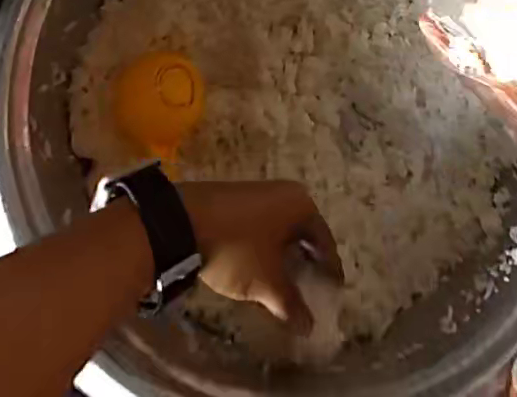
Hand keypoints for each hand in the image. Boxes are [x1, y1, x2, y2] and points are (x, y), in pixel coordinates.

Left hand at [177, 181, 341, 333]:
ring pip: (281, 230)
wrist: (183, 220)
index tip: (333, 292)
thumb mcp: (267, 282)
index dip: (330, 269)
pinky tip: (259, 268)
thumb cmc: (237, 247)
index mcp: (300, 204)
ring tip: (284, 285)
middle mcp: (284, 192)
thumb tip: (308, 325)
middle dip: (306, 263)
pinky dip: (266, 247)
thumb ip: (291, 303)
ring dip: (285, 256)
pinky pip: (263, 226)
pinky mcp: (238, 199)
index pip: (325, 241)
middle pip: (304, 233)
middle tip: (310, 291)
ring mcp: (259, 193)